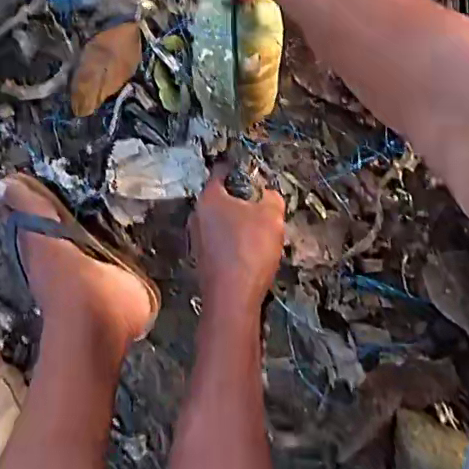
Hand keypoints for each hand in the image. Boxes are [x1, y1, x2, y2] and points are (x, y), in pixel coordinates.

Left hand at [191, 163, 286, 314]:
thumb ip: (272, 198)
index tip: (253, 172)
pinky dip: (234, 242)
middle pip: (221, 197)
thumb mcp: (272, 216)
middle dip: (242, 199)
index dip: (239, 168)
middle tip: (262, 205)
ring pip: (221, 220)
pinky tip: (250, 253)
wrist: (232, 300)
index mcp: (209, 197)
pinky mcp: (201, 260)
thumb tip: (268, 194)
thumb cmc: (250, 250)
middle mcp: (197, 214)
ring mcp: (196, 239)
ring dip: (238, 222)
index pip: (222, 171)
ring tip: (260, 231)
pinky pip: (220, 241)